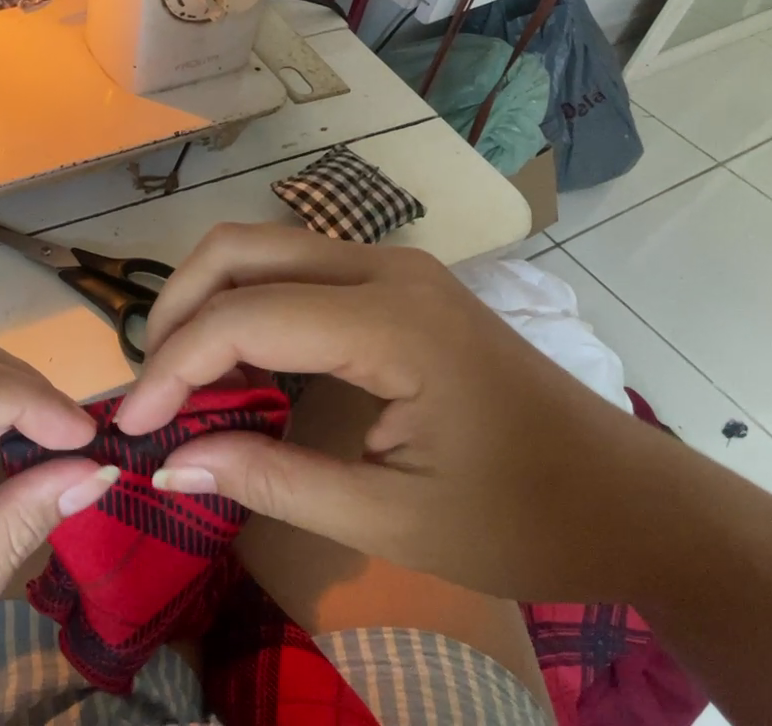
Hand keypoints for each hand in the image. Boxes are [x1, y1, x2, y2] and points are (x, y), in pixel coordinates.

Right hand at [114, 223, 675, 603]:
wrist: (636, 500)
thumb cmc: (525, 519)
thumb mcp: (392, 520)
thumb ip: (273, 481)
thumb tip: (169, 464)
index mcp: (392, 322)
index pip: (244, 317)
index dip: (174, 367)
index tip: (136, 428)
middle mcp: (385, 268)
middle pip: (238, 250)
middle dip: (176, 311)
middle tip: (152, 390)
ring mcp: (393, 267)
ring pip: (261, 249)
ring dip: (206, 302)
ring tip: (181, 379)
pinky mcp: (396, 283)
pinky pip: (292, 270)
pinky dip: (244, 306)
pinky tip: (236, 364)